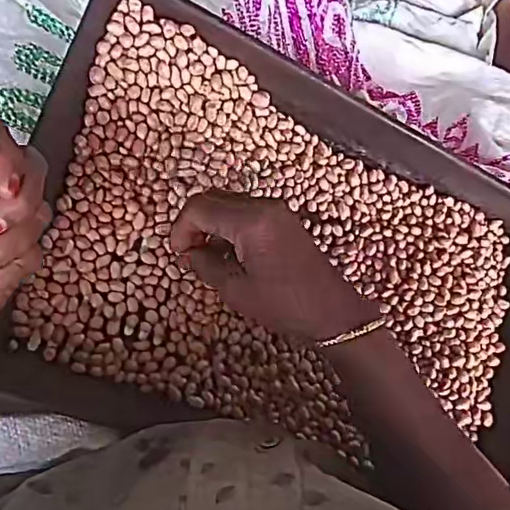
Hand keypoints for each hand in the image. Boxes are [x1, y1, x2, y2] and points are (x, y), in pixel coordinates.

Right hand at [168, 192, 374, 342]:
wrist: (331, 311)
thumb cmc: (285, 305)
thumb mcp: (236, 290)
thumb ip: (206, 265)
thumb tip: (190, 252)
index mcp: (251, 221)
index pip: (199, 208)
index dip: (180, 229)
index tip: (177, 253)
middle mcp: (264, 206)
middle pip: (212, 198)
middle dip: (193, 223)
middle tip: (188, 254)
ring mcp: (277, 210)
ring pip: (228, 203)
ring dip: (211, 224)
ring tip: (207, 256)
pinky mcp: (284, 219)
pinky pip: (246, 211)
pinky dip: (229, 225)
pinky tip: (229, 253)